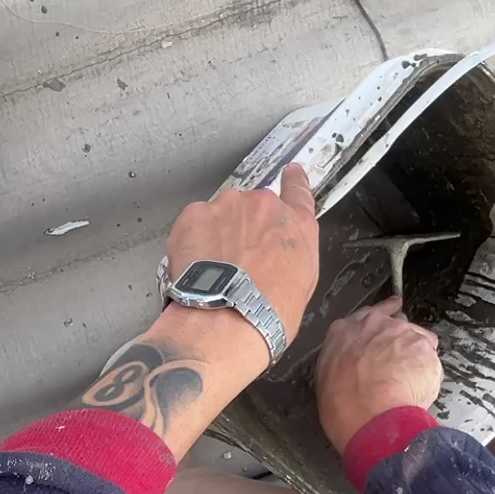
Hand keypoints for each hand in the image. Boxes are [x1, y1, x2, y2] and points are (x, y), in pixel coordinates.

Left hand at [160, 163, 320, 368]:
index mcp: (296, 225)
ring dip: (217, 233)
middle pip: (252, 209)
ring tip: (213, 269)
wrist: (227, 321)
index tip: (291, 172)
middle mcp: (265, 206)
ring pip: (221, 214)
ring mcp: (228, 206)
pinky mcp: (195, 215)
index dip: (294, 180)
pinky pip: (194, 222)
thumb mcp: (301, 285)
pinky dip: (192, 240)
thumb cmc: (268, 314)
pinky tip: (195, 267)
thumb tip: (279, 251)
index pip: (298, 191)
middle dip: (244, 228)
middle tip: (236, 261)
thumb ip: (293, 253)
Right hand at [314, 297, 442, 451]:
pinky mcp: (424, 346)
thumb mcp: (325, 380)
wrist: (369, 415)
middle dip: (397, 339)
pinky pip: (430, 357)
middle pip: (393, 324)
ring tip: (409, 382)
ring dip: (414, 356)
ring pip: (415, 338)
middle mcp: (373, 325)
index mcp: (343, 333)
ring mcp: (400, 333)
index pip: (364, 315)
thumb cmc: (343, 405)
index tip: (392, 308)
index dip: (380, 314)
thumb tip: (348, 368)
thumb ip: (341, 362)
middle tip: (400, 357)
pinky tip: (418, 387)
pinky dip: (427, 370)